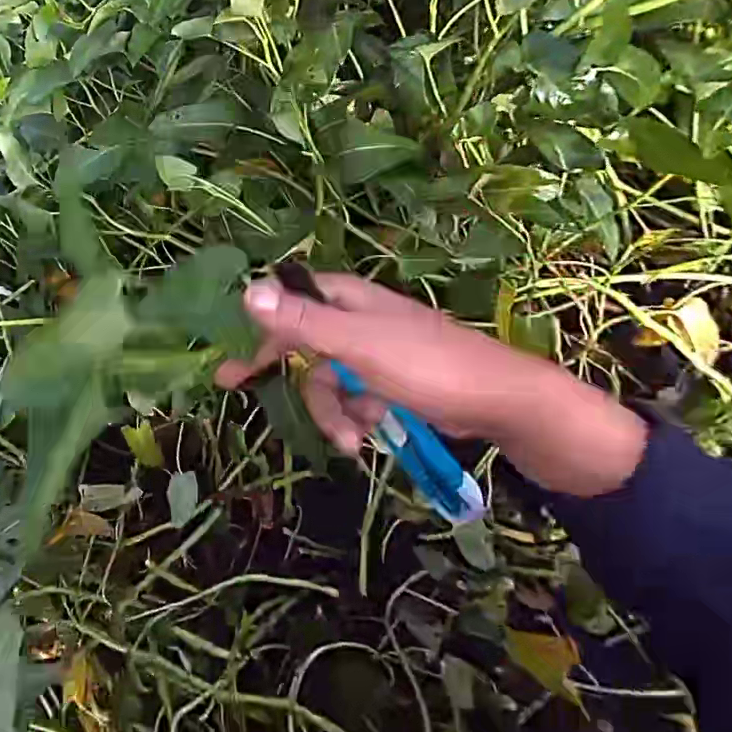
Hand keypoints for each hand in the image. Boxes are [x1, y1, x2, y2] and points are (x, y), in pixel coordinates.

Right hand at [214, 274, 647, 496]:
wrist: (501, 402)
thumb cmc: (426, 364)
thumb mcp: (357, 344)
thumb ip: (302, 321)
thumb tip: (246, 290)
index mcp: (345, 298)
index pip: (286, 301)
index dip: (257, 325)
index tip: (229, 353)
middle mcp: (356, 318)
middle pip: (302, 344)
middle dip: (289, 375)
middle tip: (236, 385)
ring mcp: (373, 350)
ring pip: (327, 379)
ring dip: (332, 411)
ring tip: (352, 440)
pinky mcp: (390, 379)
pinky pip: (354, 396)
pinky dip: (356, 417)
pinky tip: (370, 435)